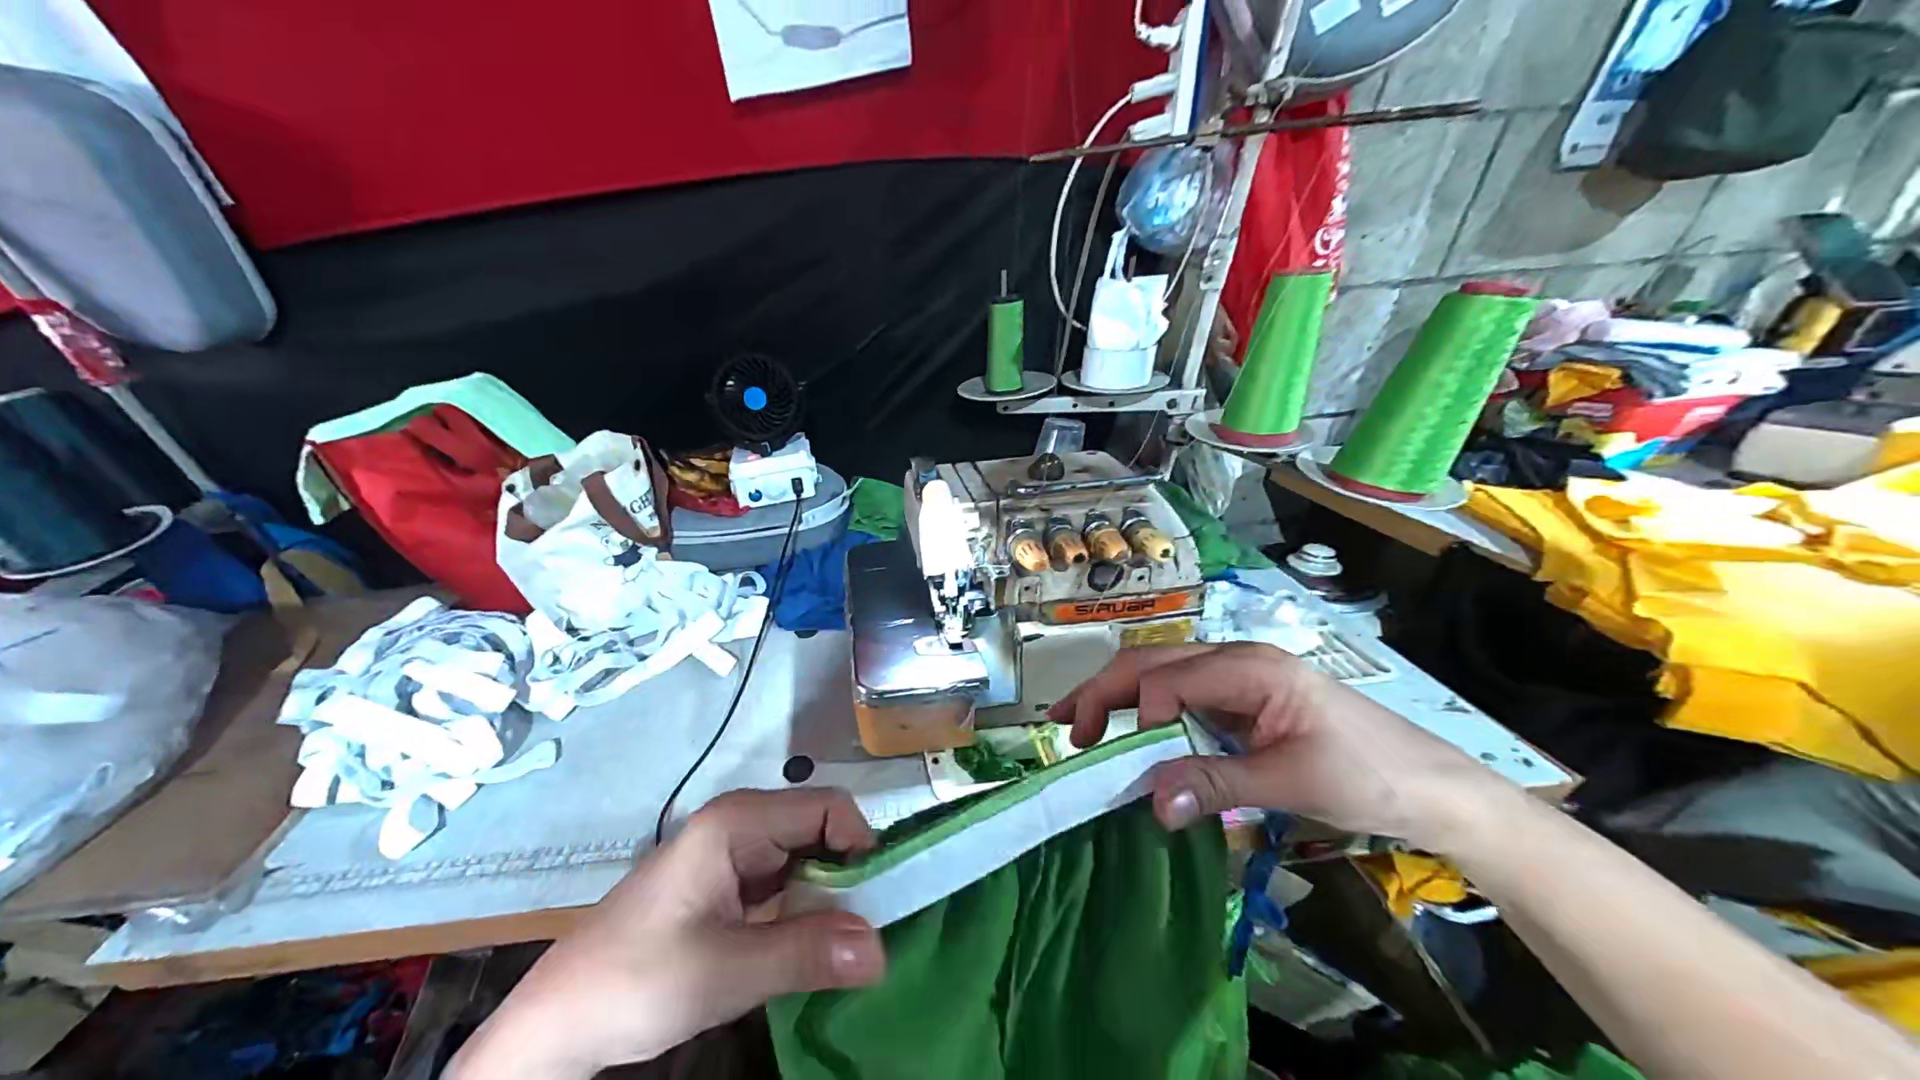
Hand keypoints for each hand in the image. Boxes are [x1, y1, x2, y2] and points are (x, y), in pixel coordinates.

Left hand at [451, 789, 887, 1078]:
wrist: (559, 1023)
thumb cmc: (636, 981)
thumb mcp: (726, 972)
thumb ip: (807, 953)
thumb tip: (883, 949)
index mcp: (738, 821)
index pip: (828, 807)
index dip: (861, 846)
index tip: (879, 902)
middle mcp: (741, 824)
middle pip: (821, 829)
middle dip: (849, 875)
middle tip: (867, 931)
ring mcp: (734, 853)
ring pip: (807, 858)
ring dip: (829, 897)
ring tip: (845, 944)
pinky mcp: (729, 884)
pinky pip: (787, 882)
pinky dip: (806, 909)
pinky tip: (811, 946)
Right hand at [1050, 643, 1515, 849]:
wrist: (1434, 787)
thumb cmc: (1372, 775)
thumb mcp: (1294, 782)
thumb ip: (1219, 784)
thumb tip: (1151, 801)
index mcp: (1250, 666)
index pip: (1169, 678)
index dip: (1138, 716)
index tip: (1128, 764)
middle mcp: (1235, 660)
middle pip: (1152, 663)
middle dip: (1103, 692)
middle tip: (1068, 730)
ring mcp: (1237, 679)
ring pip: (1160, 676)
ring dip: (1117, 699)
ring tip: (1080, 728)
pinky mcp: (1240, 702)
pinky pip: (1180, 699)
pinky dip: (1145, 716)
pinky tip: (1127, 735)